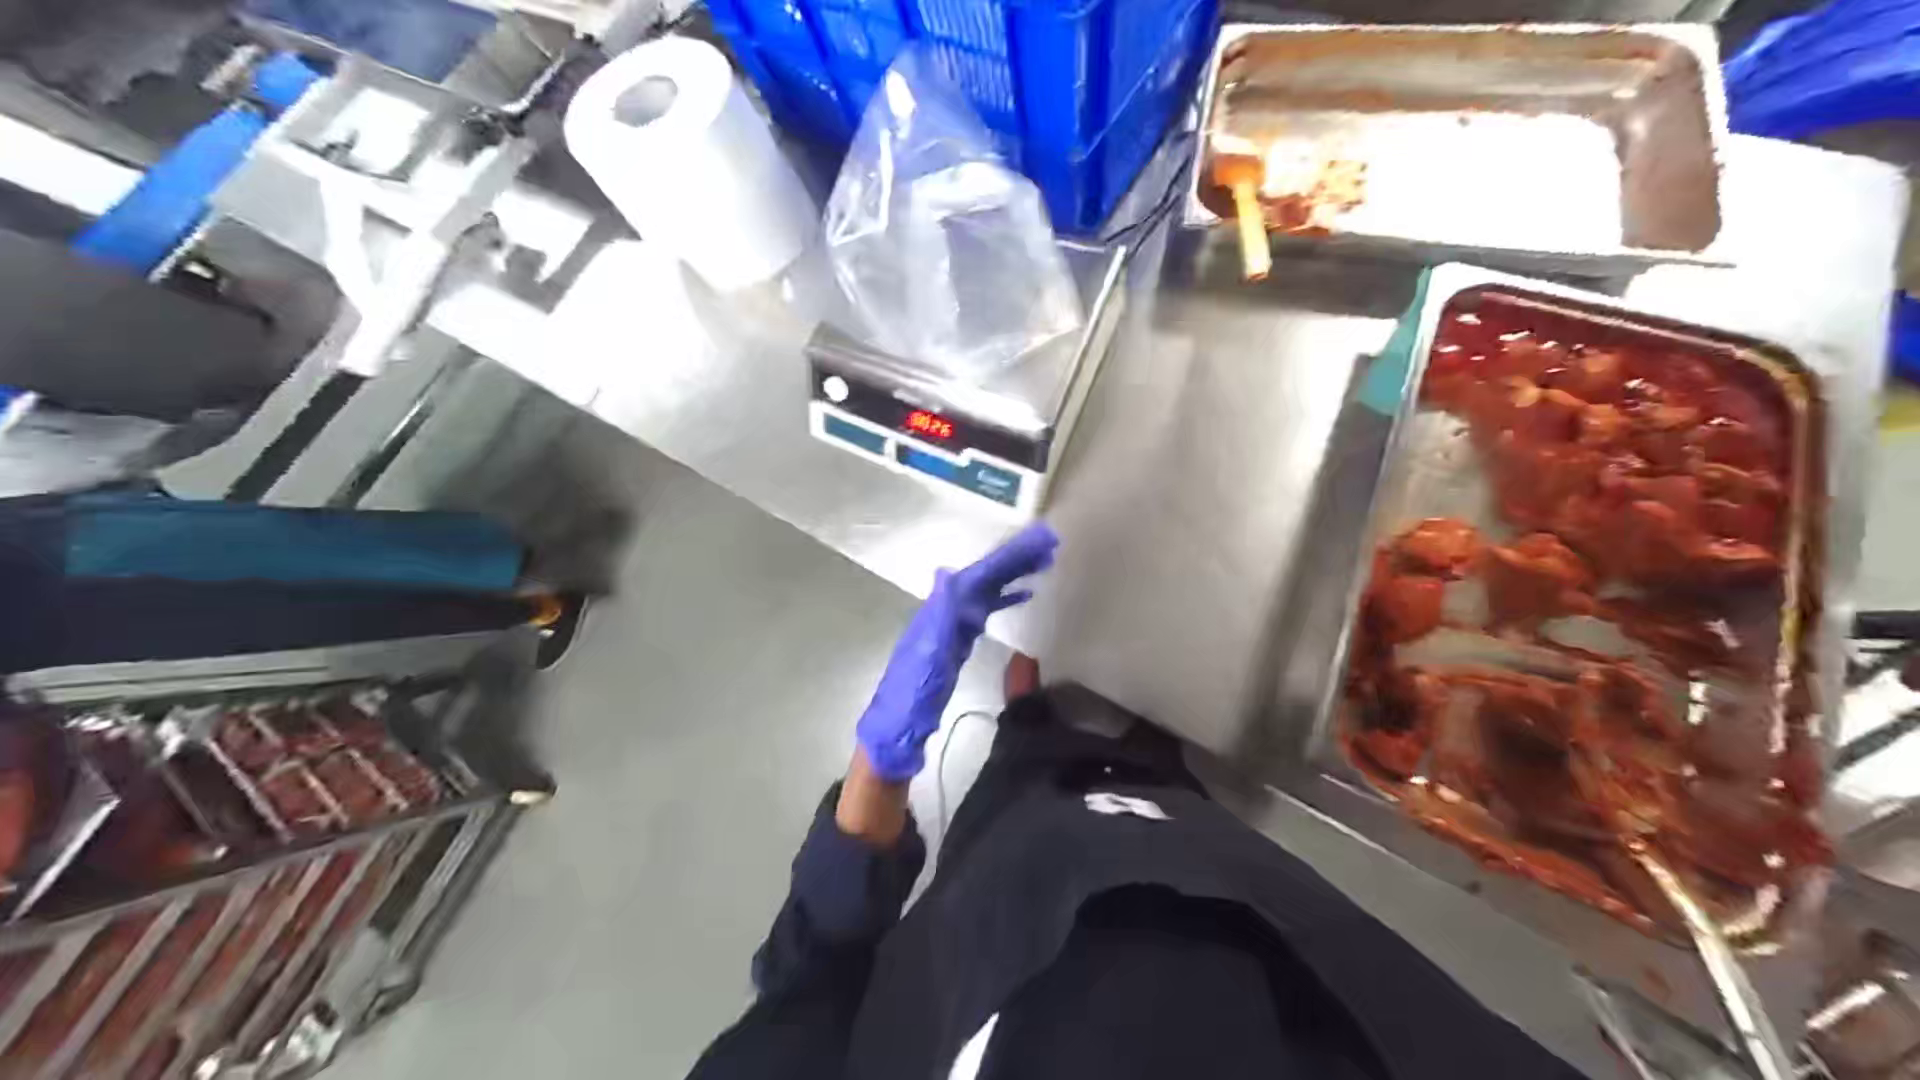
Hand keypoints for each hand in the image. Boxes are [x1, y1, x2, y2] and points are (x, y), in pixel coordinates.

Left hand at [854, 522, 1058, 782]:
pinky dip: (1002, 600)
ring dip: (1010, 577)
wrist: (898, 729)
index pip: (976, 576)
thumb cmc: (912, 696)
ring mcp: (950, 626)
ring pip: (984, 592)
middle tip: (1047, 547)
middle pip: (982, 579)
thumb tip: (947, 574)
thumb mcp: (925, 656)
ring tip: (1041, 565)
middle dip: (1012, 562)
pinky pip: (984, 611)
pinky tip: (1021, 596)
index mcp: (938, 612)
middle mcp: (944, 612)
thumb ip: (939, 617)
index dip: (1004, 558)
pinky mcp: (956, 642)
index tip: (1034, 542)